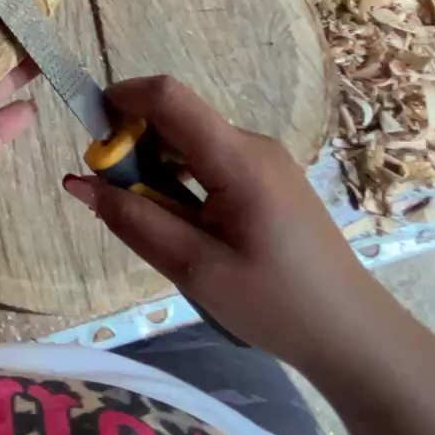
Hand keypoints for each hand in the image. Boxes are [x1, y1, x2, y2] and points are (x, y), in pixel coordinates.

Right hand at [60, 75, 396, 367]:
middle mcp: (250, 145)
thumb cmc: (276, 303)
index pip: (168, 96)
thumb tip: (77, 182)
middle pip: (173, 118)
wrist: (356, 338)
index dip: (121, 100)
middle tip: (116, 196)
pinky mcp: (265, 180)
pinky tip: (178, 221)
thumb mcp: (193, 267)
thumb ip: (131, 219)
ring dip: (152, 165)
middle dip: (130, 144)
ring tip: (148, 216)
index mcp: (237, 158)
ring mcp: (262, 161)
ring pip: (186, 140)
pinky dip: (176, 177)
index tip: (94, 140)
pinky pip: (205, 159)